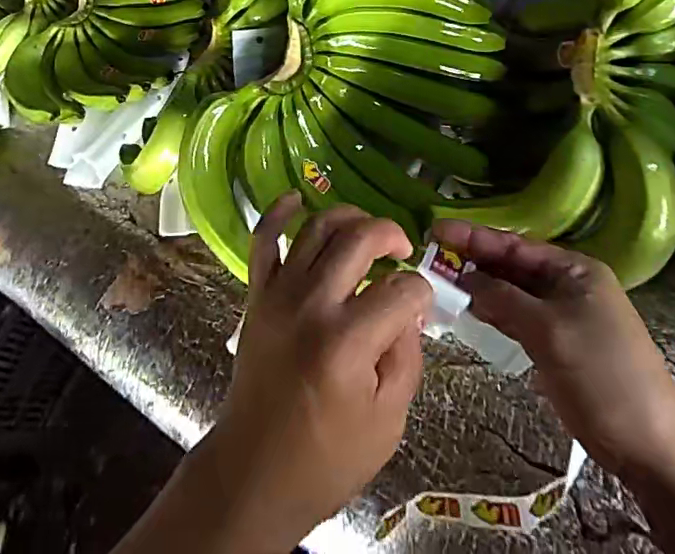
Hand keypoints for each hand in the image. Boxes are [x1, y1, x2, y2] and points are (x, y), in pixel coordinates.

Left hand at [193, 197, 432, 549]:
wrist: (252, 474)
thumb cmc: (326, 458)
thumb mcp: (389, 420)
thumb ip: (406, 355)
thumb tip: (408, 309)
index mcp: (347, 342)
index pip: (401, 290)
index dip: (422, 293)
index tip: (422, 305)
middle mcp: (311, 306)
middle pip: (360, 239)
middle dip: (392, 236)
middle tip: (402, 252)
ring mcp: (279, 295)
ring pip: (317, 227)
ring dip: (350, 217)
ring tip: (368, 232)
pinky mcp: (258, 296)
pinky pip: (264, 241)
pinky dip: (279, 214)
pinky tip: (297, 199)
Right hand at [427, 220, 674, 478]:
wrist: (648, 441)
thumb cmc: (602, 373)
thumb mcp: (550, 330)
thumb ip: (505, 299)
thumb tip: (466, 279)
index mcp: (575, 269)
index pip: (517, 244)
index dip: (476, 236)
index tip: (437, 228)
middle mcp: (568, 285)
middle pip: (513, 265)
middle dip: (474, 260)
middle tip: (431, 255)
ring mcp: (562, 316)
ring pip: (512, 292)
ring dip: (480, 287)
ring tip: (440, 280)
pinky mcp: (556, 345)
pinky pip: (518, 318)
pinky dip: (494, 313)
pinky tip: (469, 311)